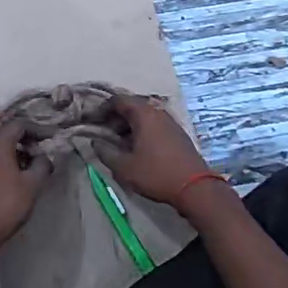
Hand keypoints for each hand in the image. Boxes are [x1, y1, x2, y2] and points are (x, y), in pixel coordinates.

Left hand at [0, 120, 51, 251]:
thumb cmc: (6, 205)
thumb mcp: (32, 185)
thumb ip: (42, 165)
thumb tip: (44, 158)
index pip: (18, 124)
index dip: (37, 128)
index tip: (52, 137)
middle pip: (2, 126)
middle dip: (21, 131)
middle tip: (37, 143)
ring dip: (12, 144)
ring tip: (30, 159)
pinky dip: (4, 154)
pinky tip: (17, 171)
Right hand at [97, 97, 219, 214]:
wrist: (195, 187)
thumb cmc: (156, 174)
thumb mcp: (124, 167)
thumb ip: (106, 152)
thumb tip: (96, 142)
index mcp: (144, 113)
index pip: (118, 100)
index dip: (102, 108)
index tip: (92, 121)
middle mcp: (158, 111)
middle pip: (132, 106)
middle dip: (115, 117)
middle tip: (104, 133)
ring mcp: (170, 121)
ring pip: (144, 115)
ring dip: (129, 125)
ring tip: (118, 142)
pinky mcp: (178, 133)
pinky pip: (155, 124)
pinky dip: (142, 130)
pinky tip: (137, 148)